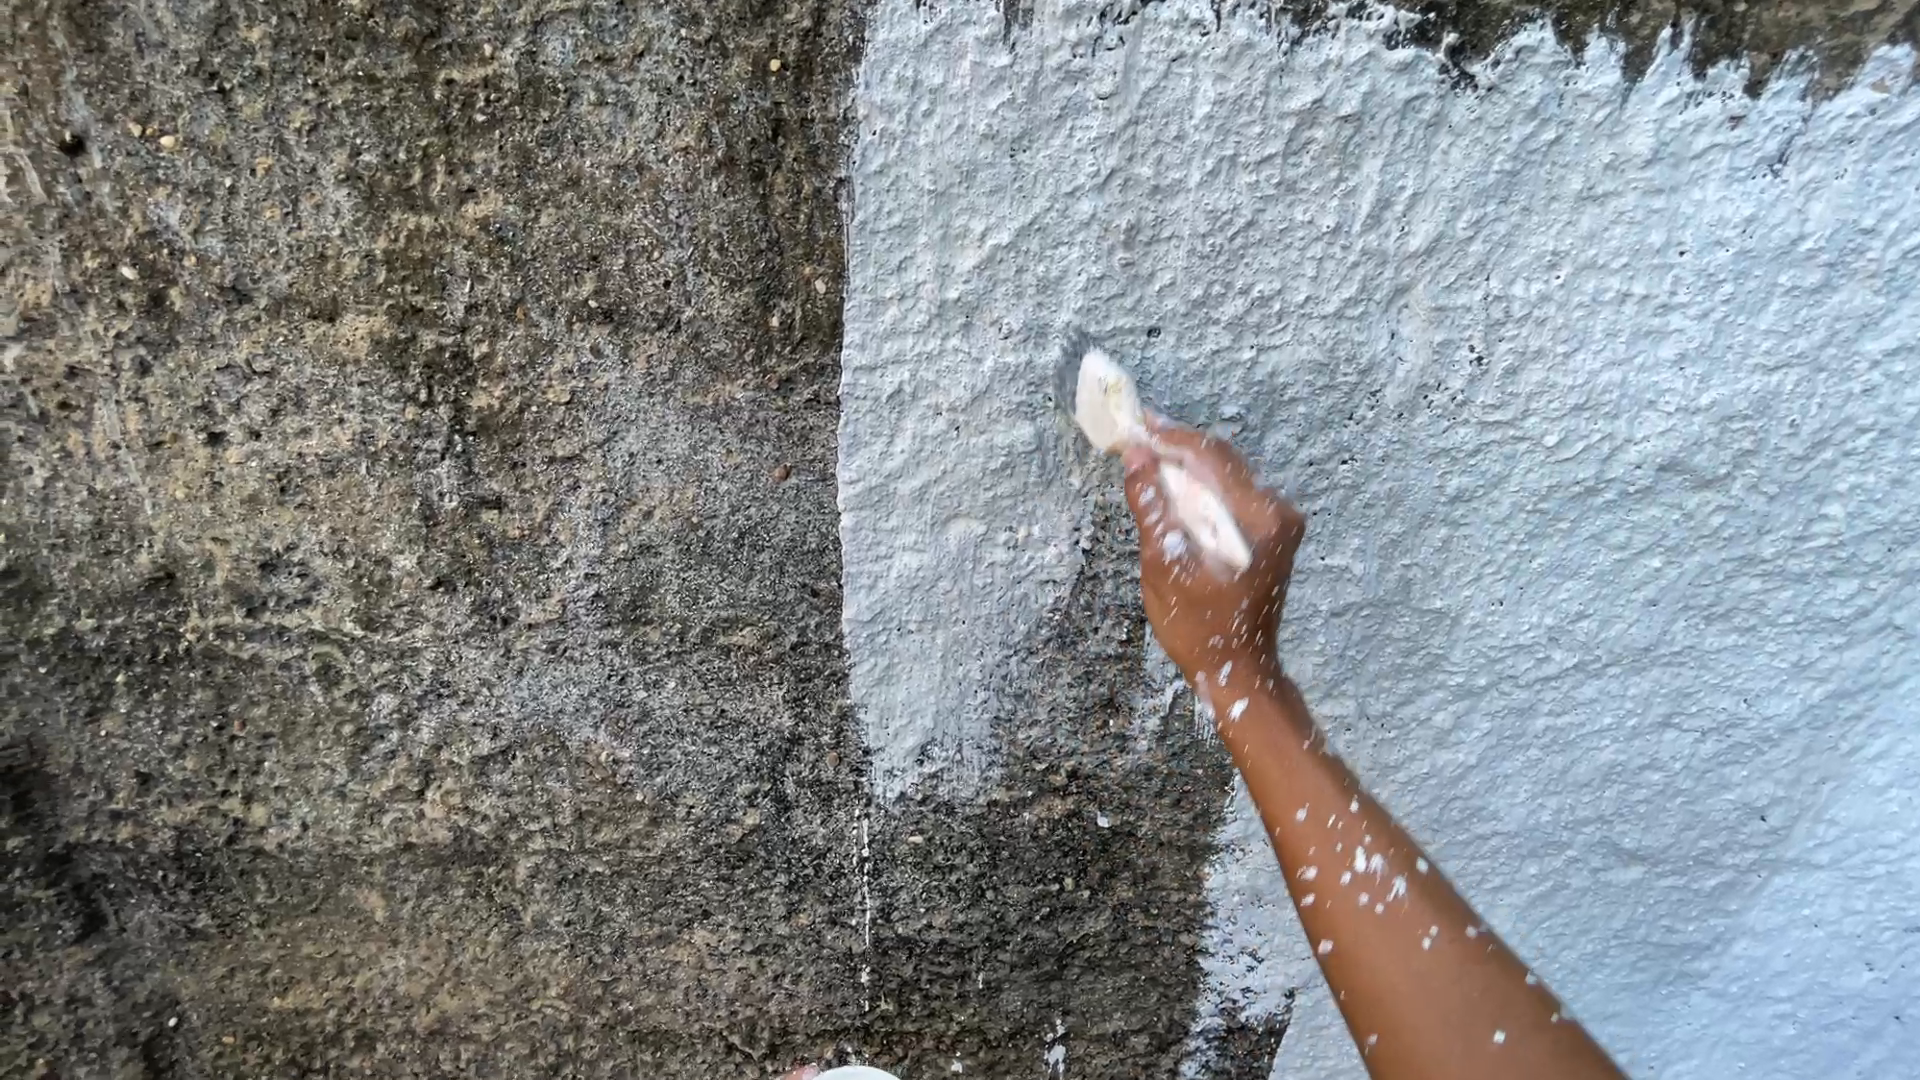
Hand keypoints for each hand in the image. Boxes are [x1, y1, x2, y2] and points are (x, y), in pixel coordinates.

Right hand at [1122, 417, 1304, 710]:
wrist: (1237, 670)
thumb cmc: (1198, 627)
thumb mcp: (1164, 567)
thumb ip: (1152, 507)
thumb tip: (1136, 455)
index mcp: (1261, 518)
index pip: (1211, 458)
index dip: (1170, 438)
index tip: (1135, 423)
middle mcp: (1278, 511)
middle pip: (1222, 459)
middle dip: (1176, 445)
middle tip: (1136, 432)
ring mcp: (1278, 520)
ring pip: (1225, 472)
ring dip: (1186, 461)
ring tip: (1147, 450)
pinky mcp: (1270, 530)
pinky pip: (1230, 491)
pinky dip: (1198, 482)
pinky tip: (1171, 480)